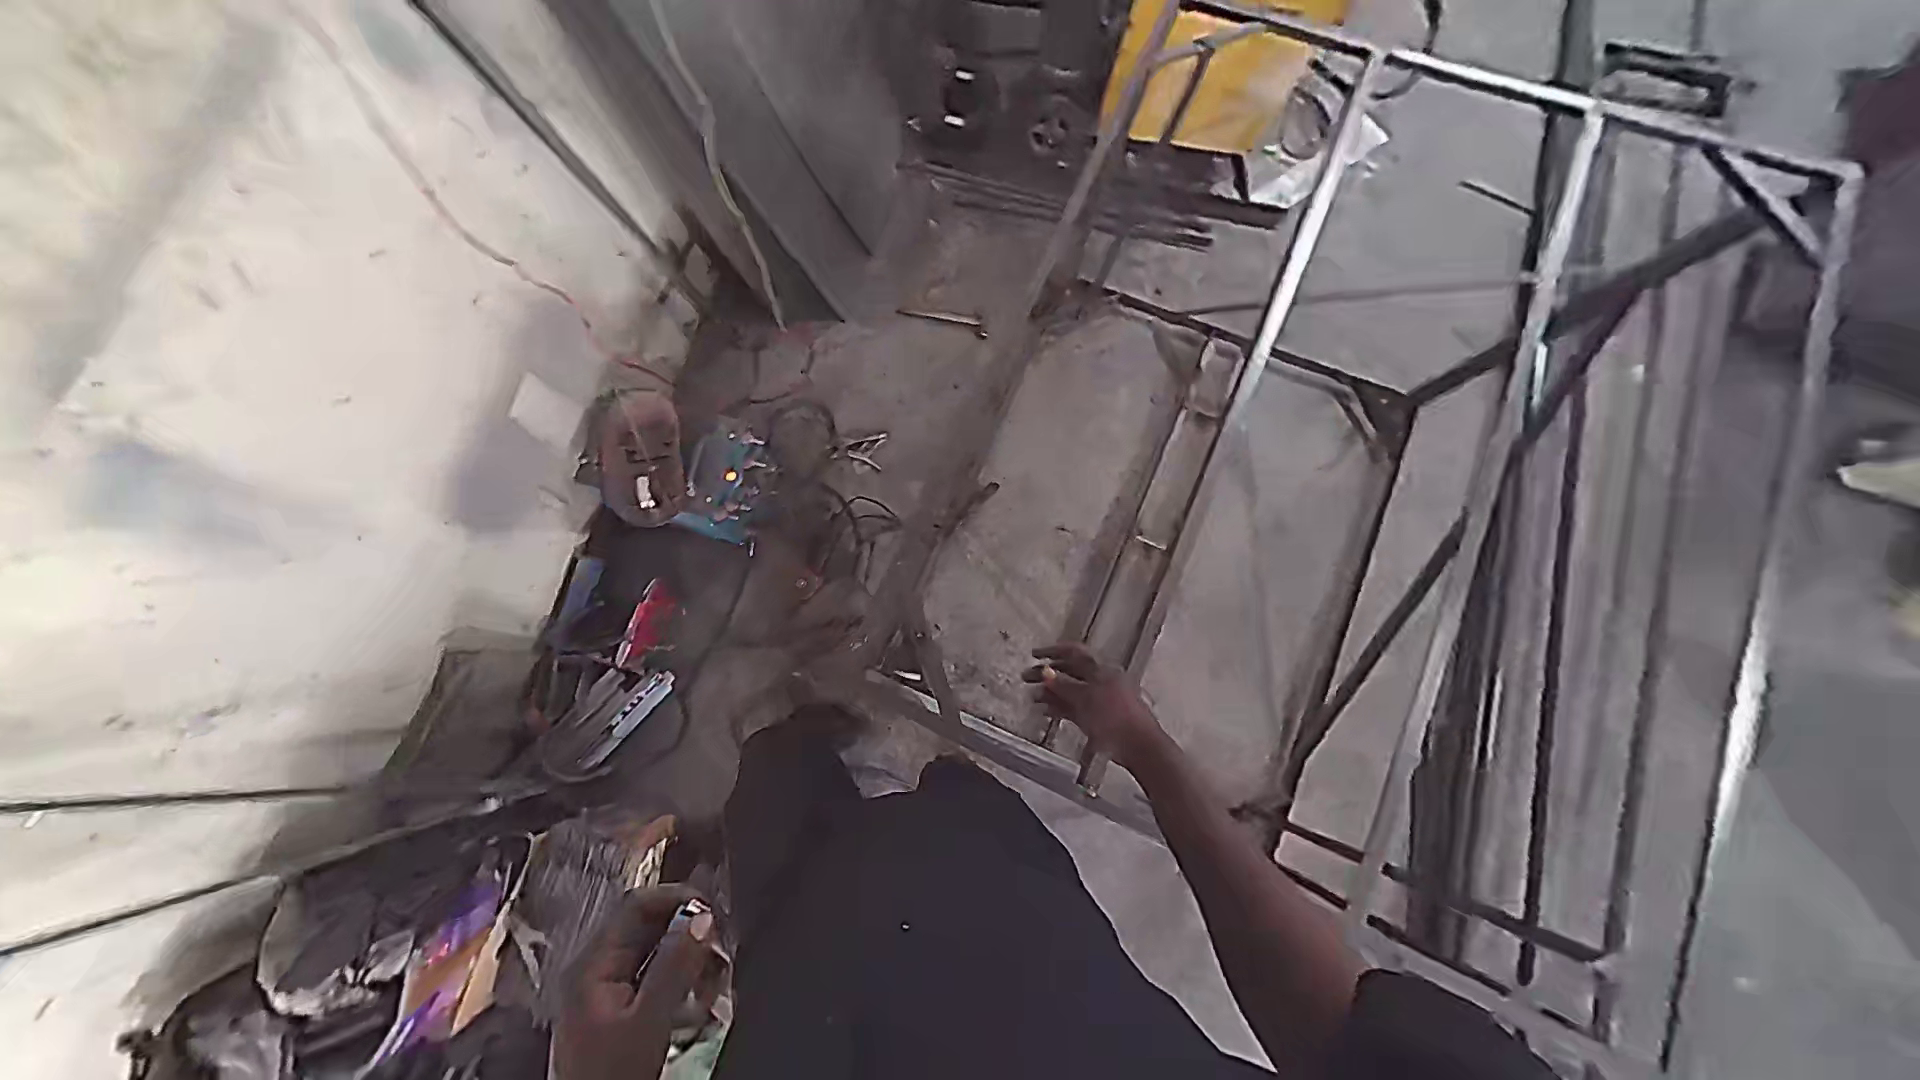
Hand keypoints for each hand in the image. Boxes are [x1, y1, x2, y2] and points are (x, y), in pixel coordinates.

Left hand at [554, 885, 720, 1079]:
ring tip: (715, 973)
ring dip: (690, 954)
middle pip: (649, 925)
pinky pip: (657, 974)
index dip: (677, 898)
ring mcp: (607, 991)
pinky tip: (702, 993)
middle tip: (720, 944)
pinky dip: (683, 976)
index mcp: (592, 965)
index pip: (637, 905)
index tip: (712, 911)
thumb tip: (703, 917)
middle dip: (688, 930)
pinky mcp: (621, 1010)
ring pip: (657, 949)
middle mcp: (597, 970)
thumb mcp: (649, 1022)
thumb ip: (676, 965)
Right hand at [1022, 642, 1168, 770]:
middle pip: (1070, 671)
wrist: (1139, 746)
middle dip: (1047, 673)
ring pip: (1071, 690)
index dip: (1052, 651)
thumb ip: (1063, 686)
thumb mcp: (1085, 699)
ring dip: (1050, 692)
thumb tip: (1045, 672)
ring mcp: (1099, 699)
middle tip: (1026, 677)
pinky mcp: (1098, 716)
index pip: (1074, 652)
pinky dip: (1060, 706)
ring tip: (1032, 697)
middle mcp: (1100, 680)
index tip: (1034, 654)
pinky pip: (1075, 707)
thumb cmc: (1115, 717)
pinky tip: (1045, 710)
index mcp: (1101, 669)